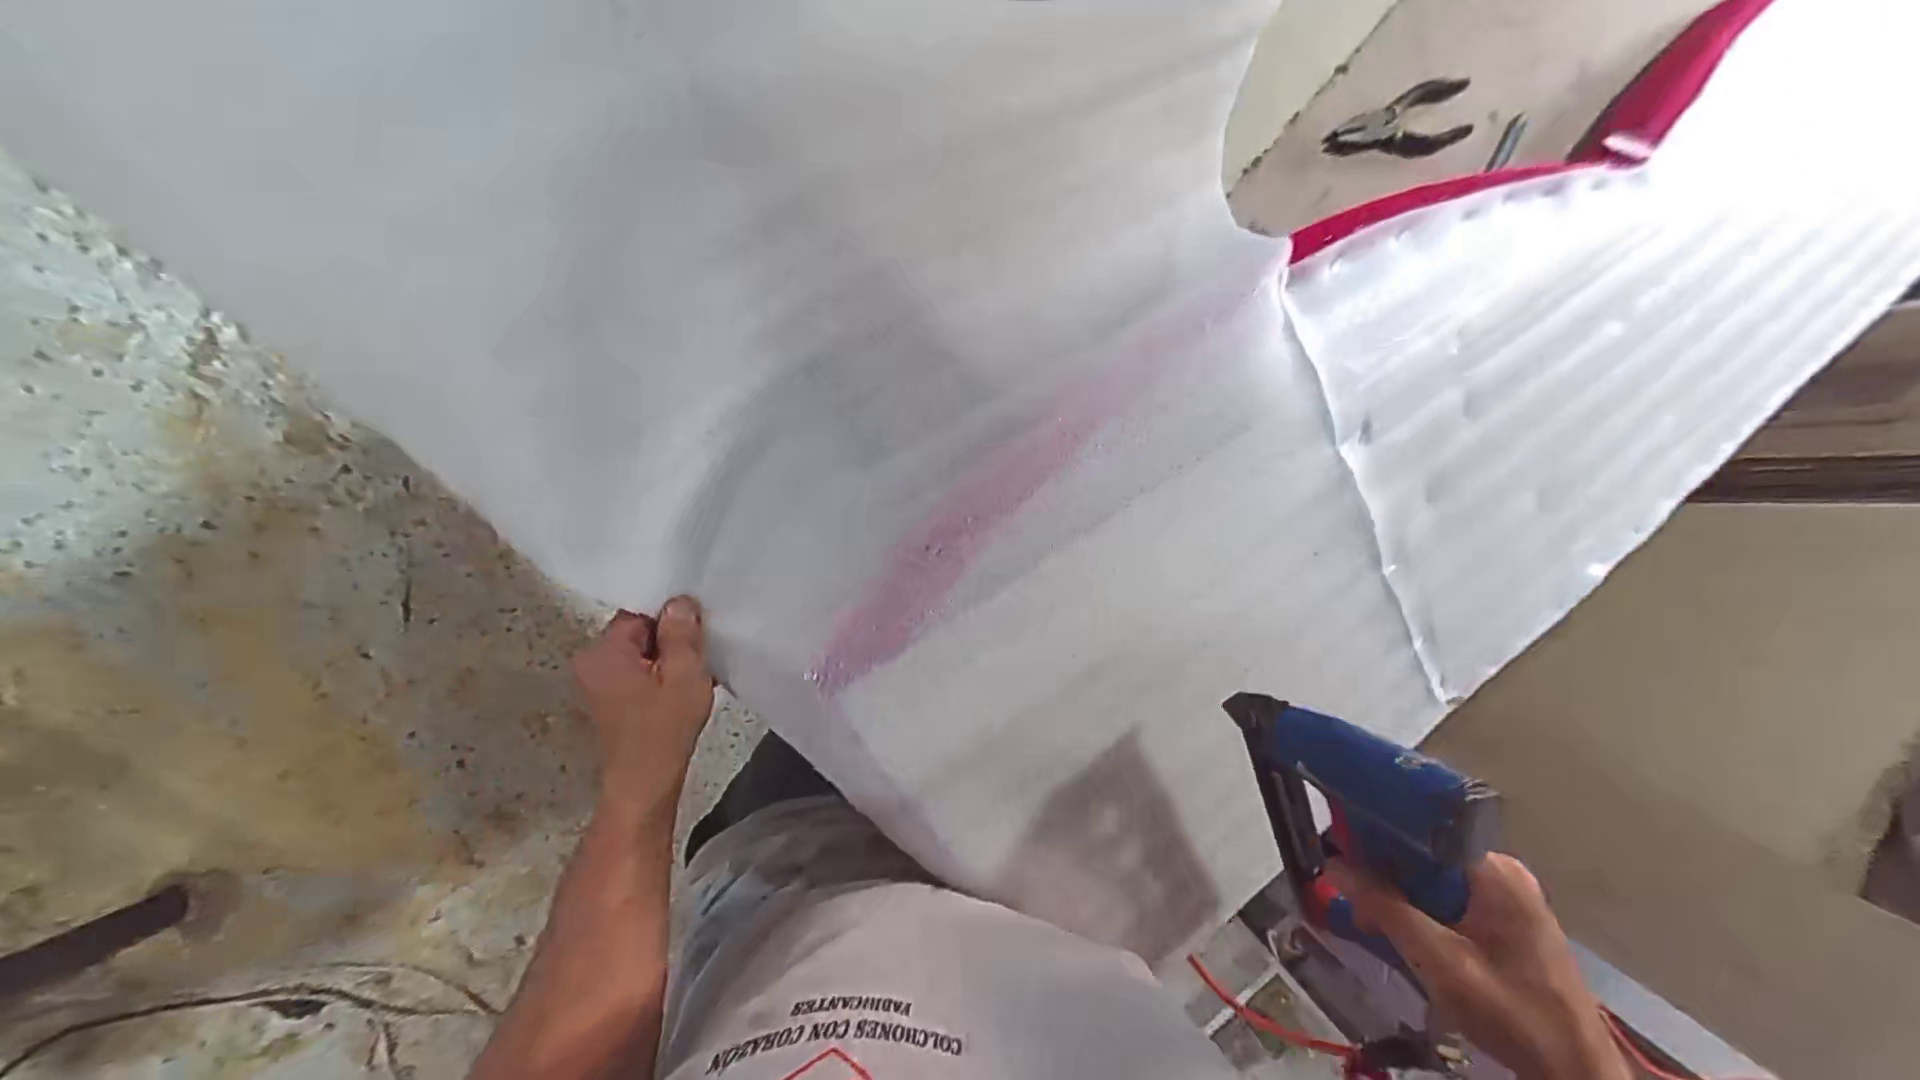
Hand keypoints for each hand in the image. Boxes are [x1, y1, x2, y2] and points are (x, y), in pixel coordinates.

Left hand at [570, 596, 713, 812]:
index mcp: (602, 651)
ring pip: (643, 653)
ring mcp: (599, 683)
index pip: (640, 613)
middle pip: (640, 632)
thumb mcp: (684, 674)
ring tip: (696, 673)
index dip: (672, 618)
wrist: (645, 785)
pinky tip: (684, 688)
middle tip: (702, 653)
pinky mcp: (611, 700)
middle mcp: (592, 663)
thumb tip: (679, 601)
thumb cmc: (664, 729)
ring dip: (670, 659)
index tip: (699, 629)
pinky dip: (662, 676)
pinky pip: (640, 672)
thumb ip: (682, 632)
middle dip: (672, 639)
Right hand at [1331, 854, 1631, 1079]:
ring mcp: (1509, 897)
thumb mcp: (1438, 960)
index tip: (1340, 854)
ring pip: (1432, 880)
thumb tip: (1332, 864)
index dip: (1374, 838)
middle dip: (1383, 876)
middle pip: (1423, 856)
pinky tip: (1402, 934)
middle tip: (1351, 900)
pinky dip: (1420, 912)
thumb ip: (1384, 906)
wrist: (1575, 1078)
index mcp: (1495, 869)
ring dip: (1399, 898)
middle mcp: (1503, 872)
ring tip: (1370, 922)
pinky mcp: (1507, 922)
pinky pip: (1448, 900)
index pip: (1419, 831)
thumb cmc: (1511, 1013)